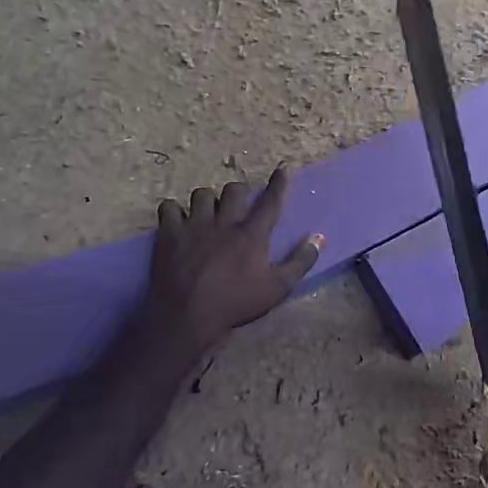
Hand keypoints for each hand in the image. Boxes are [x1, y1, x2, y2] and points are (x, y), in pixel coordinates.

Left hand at [145, 167, 322, 352]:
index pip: (270, 202)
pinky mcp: (169, 234)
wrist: (187, 316)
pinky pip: (169, 207)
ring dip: (209, 201)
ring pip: (202, 195)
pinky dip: (175, 211)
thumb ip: (300, 262)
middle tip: (239, 203)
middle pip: (234, 190)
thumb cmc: (236, 304)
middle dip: (239, 192)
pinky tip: (178, 221)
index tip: (282, 170)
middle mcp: (224, 223)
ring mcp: (194, 226)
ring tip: (209, 212)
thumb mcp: (278, 288)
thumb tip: (318, 238)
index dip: (278, 185)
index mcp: (252, 235)